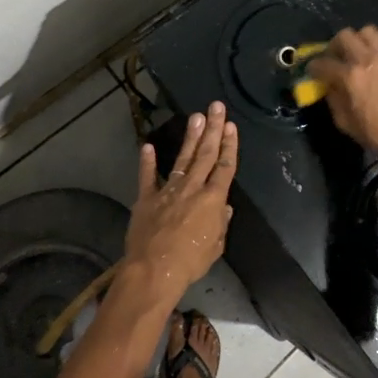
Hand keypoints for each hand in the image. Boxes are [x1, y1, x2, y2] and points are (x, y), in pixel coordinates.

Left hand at [123, 101, 237, 302]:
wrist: (154, 270)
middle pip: (206, 154)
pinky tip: (147, 146)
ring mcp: (168, 191)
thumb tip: (224, 208)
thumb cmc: (190, 262)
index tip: (231, 126)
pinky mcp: (146, 198)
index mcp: (212, 199)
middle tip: (216, 107)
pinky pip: (147, 177)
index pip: (225, 166)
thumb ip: (220, 224)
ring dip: (190, 137)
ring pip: (182, 159)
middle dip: (213, 129)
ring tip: (196, 116)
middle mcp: (192, 188)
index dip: (229, 145)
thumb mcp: (215, 247)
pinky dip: (147, 162)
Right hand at [307, 27, 377, 169]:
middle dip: (334, 45)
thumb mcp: (347, 124)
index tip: (313, 71)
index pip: (323, 63)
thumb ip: (333, 101)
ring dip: (359, 38)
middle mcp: (367, 60)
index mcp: (350, 77)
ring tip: (360, 51)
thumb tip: (328, 87)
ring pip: (368, 30)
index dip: (313, 67)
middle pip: (344, 36)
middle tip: (336, 58)